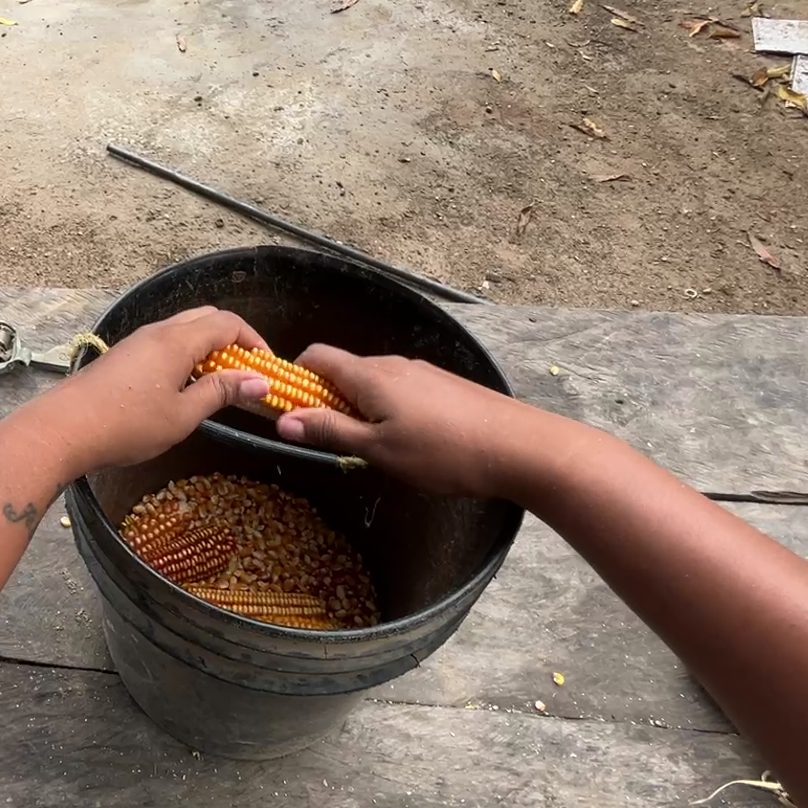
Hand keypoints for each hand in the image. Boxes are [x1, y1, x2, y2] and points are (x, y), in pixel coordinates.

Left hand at [25, 307, 272, 475]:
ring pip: (182, 329)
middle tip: (245, 371)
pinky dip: (184, 354)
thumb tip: (259, 380)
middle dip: (232, 338)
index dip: (253, 341)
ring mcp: (136, 341)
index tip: (267, 367)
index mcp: (177, 341)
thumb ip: (220, 392)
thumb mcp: (182, 414)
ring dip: (206, 346)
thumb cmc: (127, 425)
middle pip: (204, 318)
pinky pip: (163, 342)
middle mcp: (157, 332)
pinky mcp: (123, 356)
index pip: (227, 323)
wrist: (64, 428)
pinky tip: (183, 384)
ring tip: (218, 380)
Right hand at [273, 344, 571, 497]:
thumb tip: (283, 421)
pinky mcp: (443, 384)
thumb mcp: (378, 449)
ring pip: (373, 381)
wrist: (525, 448)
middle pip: (343, 370)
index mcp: (369, 375)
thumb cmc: (444, 451)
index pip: (316, 356)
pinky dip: (387, 407)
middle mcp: (392, 364)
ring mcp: (421, 371)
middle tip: (332, 438)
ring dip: (359, 405)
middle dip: (327, 398)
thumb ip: (330, 431)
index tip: (289, 406)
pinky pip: (399, 388)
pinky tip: (411, 440)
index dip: (295, 376)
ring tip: (375, 446)